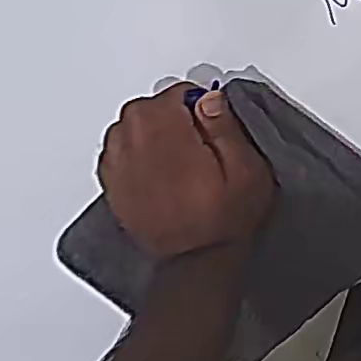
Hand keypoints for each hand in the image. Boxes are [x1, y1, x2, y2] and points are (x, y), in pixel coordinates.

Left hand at [100, 83, 275, 257]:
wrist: (199, 264)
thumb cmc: (227, 218)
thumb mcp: (247, 168)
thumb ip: (226, 128)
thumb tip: (208, 98)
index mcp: (170, 145)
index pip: (170, 96)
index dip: (195, 98)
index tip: (211, 114)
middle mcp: (138, 156)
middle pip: (142, 109)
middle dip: (168, 109)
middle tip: (196, 128)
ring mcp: (120, 175)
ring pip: (125, 127)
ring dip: (148, 126)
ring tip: (175, 143)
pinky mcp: (114, 191)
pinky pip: (113, 151)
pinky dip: (131, 146)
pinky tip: (154, 158)